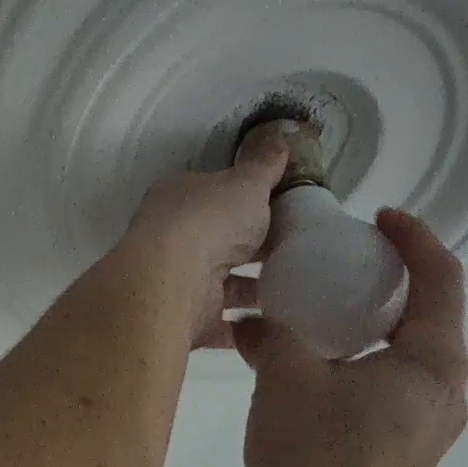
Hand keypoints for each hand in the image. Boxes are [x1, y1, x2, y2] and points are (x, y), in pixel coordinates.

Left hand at [114, 133, 288, 348]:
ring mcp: (175, 283)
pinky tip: (275, 325)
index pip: (213, 197)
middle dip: (251, 249)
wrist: (171, 283)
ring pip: (220, 286)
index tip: (279, 210)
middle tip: (297, 251)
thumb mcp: (245, 182)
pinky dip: (245, 328)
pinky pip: (221, 326)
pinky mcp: (185, 322)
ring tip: (295, 289)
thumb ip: (263, 165)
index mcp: (177, 200)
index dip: (244, 202)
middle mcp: (170, 240)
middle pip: (218, 243)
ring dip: (251, 290)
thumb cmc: (208, 221)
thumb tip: (279, 138)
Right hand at [234, 209, 467, 466]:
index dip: (414, 239)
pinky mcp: (406, 453)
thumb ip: (271, 335)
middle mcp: (447, 391)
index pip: (441, 278)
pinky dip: (362, 364)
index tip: (378, 218)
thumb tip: (252, 323)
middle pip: (430, 318)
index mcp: (433, 361)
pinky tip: (317, 371)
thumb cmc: (314, 452)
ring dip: (371, 329)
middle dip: (389, 285)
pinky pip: (393, 388)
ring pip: (408, 358)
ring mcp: (430, 427)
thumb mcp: (284, 377)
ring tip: (321, 319)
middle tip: (341, 268)